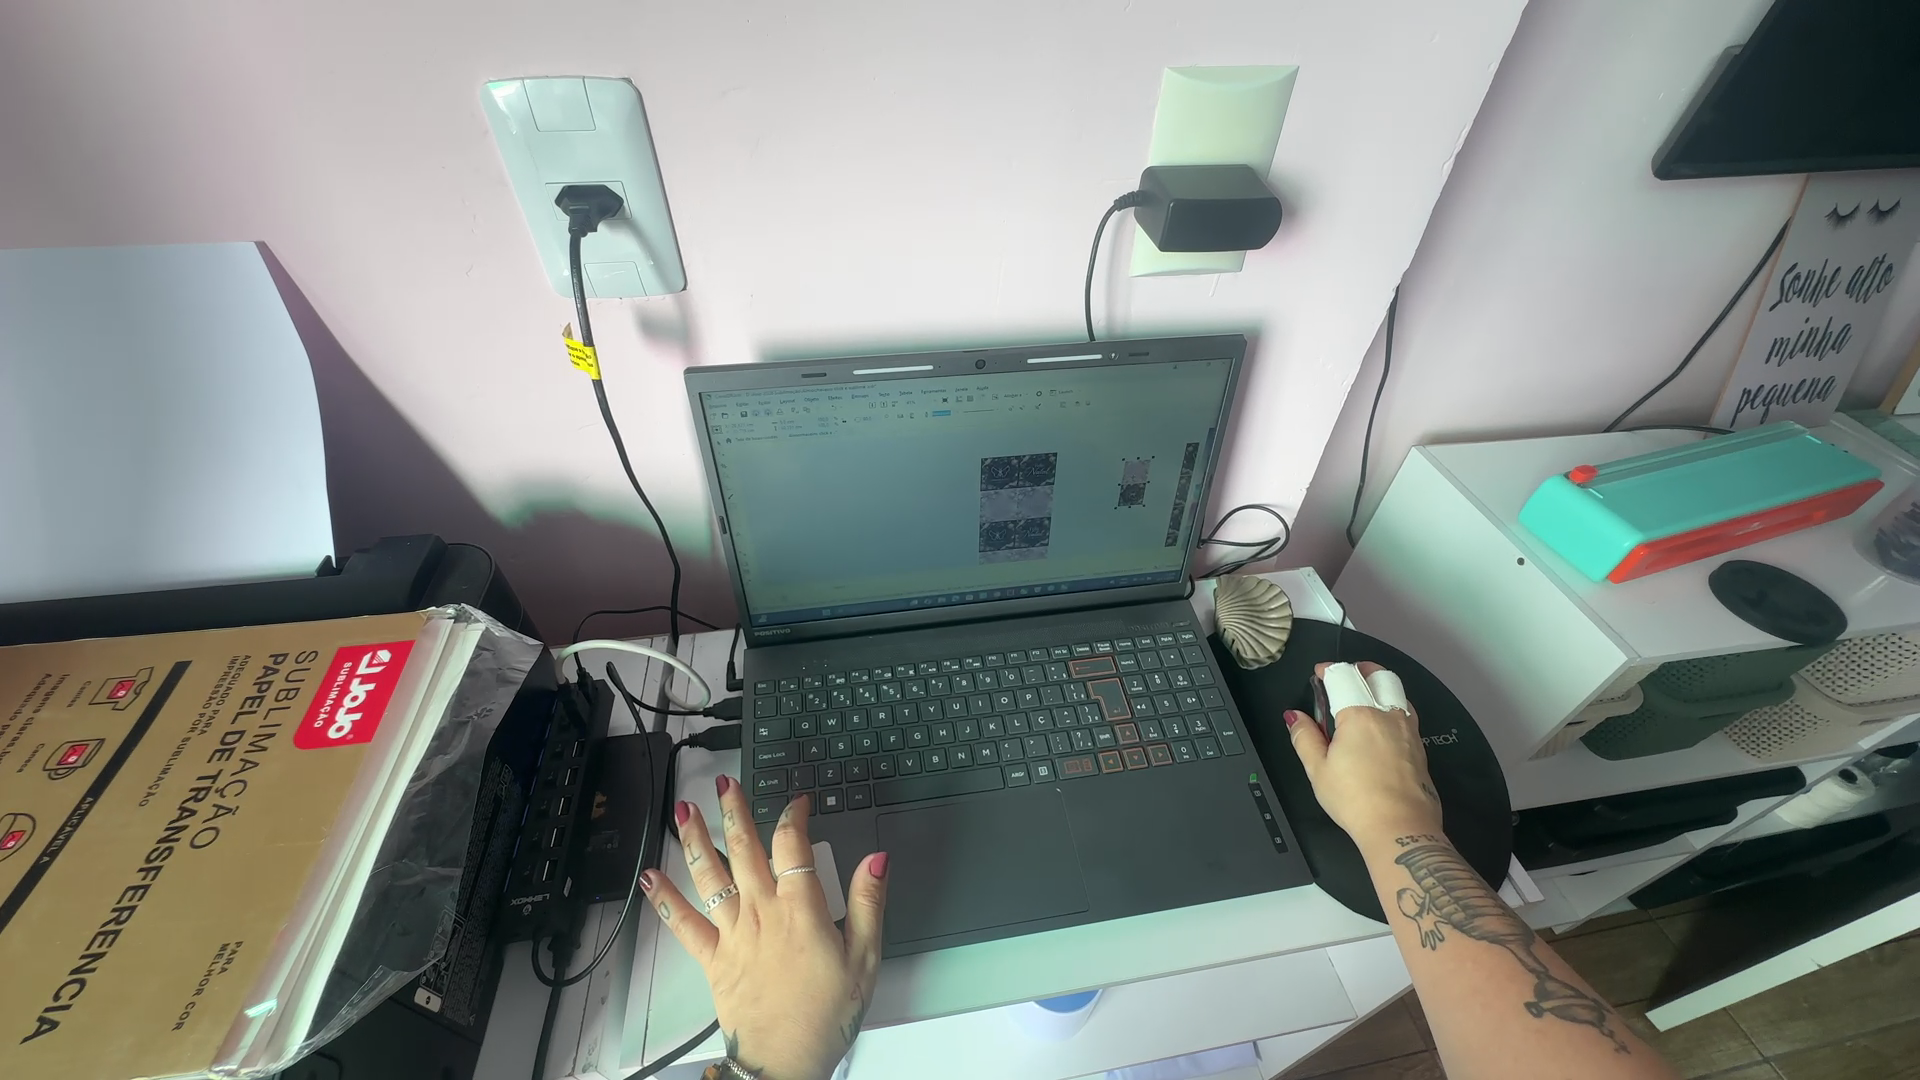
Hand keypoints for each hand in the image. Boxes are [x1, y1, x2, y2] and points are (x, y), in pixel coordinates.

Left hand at [641, 780, 887, 1079]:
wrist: (786, 1065)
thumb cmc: (826, 1014)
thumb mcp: (865, 957)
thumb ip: (868, 902)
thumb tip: (876, 858)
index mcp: (800, 908)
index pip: (793, 845)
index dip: (793, 815)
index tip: (797, 801)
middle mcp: (762, 912)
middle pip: (745, 849)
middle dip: (734, 811)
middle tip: (724, 784)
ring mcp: (733, 934)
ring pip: (711, 876)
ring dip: (696, 840)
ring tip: (683, 811)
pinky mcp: (713, 959)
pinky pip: (684, 925)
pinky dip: (665, 899)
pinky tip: (650, 877)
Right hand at [1285, 661, 1443, 851]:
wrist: (1401, 830)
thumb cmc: (1356, 800)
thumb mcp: (1317, 769)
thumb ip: (1304, 736)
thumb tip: (1295, 717)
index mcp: (1360, 715)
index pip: (1343, 677)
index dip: (1328, 670)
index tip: (1319, 673)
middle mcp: (1389, 716)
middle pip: (1379, 676)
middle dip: (1360, 669)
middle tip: (1344, 675)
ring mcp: (1409, 731)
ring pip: (1398, 692)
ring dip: (1380, 686)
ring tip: (1363, 695)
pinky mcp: (1420, 748)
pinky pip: (1406, 713)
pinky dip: (1392, 706)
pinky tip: (1380, 723)